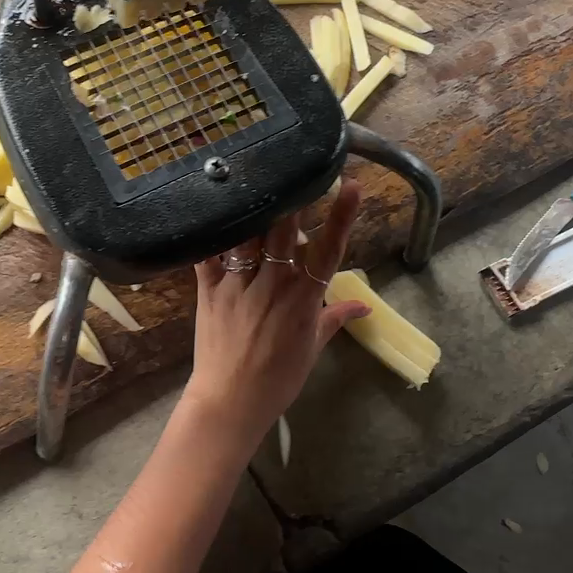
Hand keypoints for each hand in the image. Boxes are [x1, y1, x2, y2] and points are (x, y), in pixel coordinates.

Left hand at [182, 180, 372, 446]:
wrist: (230, 402)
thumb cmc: (278, 378)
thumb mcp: (313, 348)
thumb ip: (336, 319)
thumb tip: (364, 304)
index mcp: (303, 299)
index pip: (328, 251)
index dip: (341, 216)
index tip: (352, 185)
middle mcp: (272, 284)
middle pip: (283, 232)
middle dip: (291, 199)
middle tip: (294, 170)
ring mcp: (237, 284)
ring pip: (247, 235)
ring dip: (253, 208)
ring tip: (255, 178)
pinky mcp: (208, 288)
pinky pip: (209, 253)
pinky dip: (210, 231)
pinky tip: (210, 205)